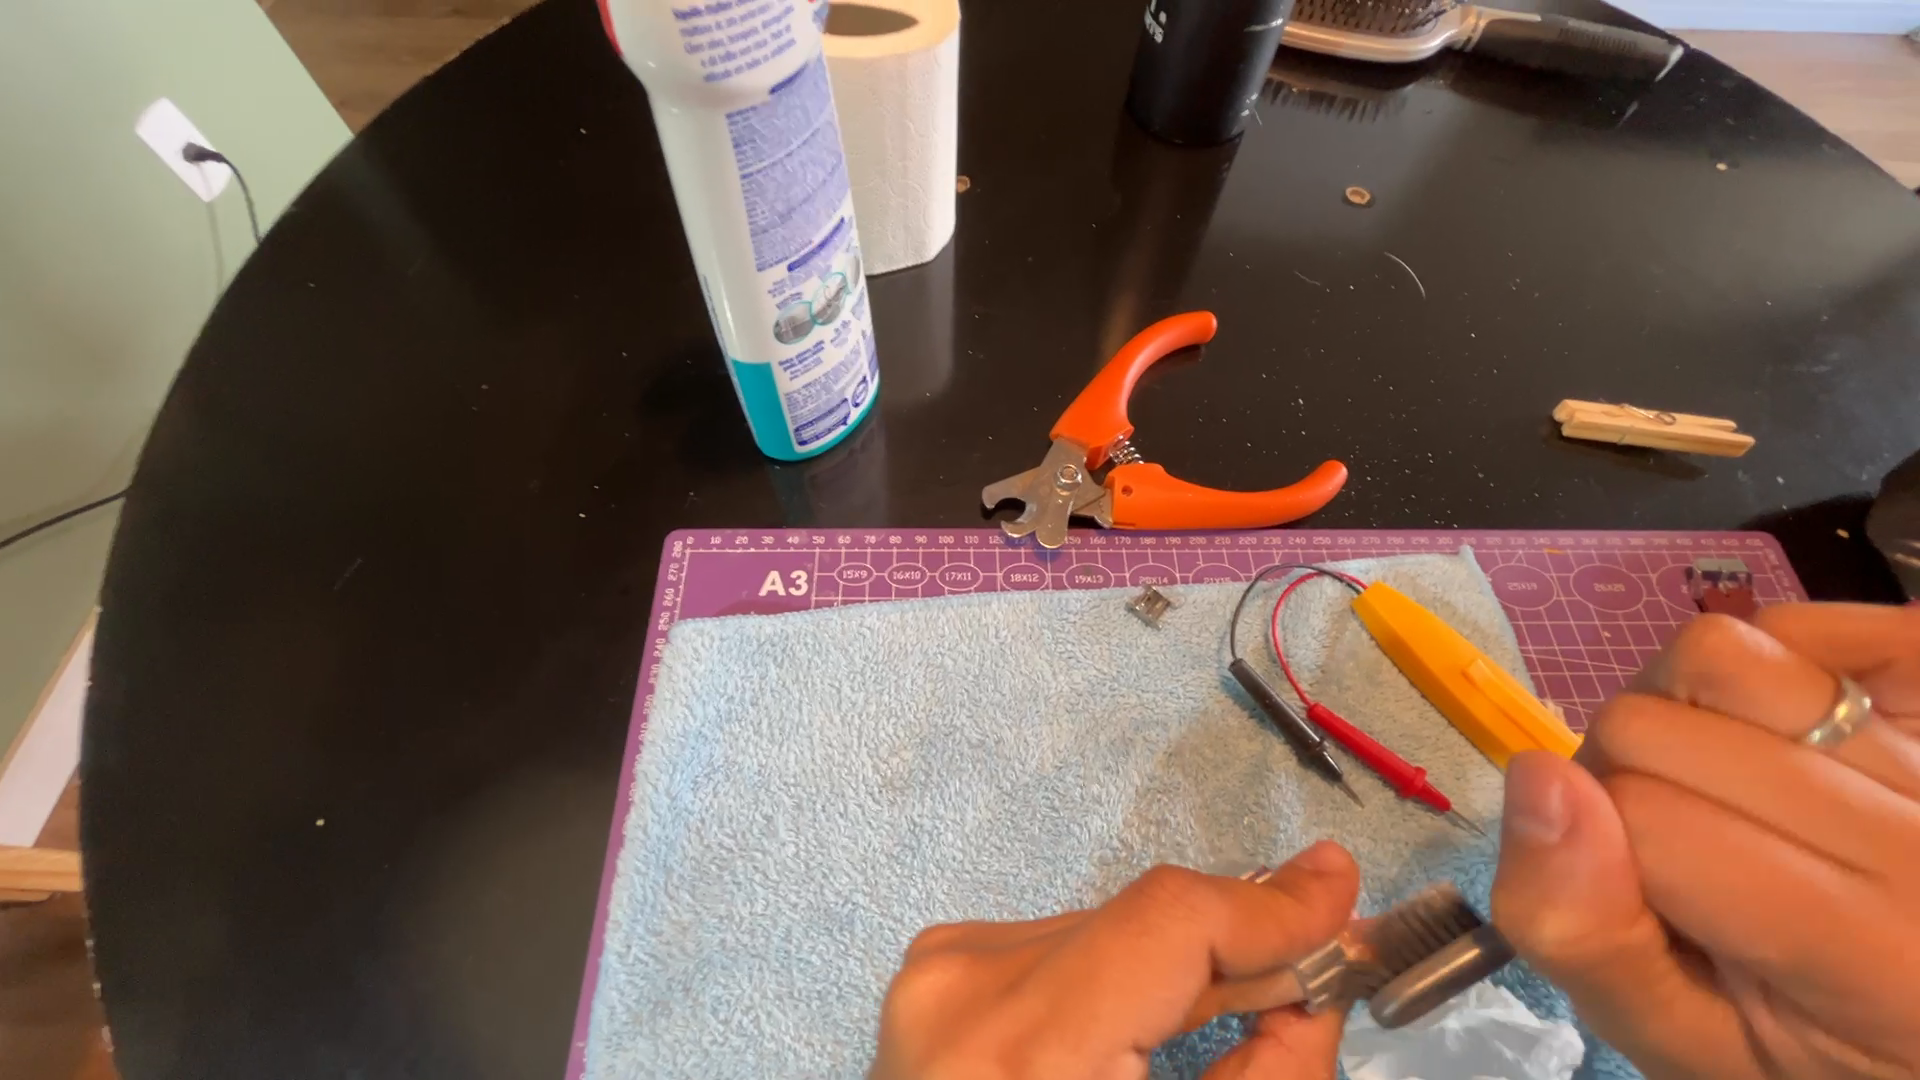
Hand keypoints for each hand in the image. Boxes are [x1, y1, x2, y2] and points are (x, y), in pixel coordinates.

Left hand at [870, 842, 1359, 1079]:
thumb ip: (1267, 1074)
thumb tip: (1309, 979)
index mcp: (1024, 1051)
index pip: (1165, 918)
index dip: (1264, 904)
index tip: (1338, 887)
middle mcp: (968, 980)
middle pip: (1137, 921)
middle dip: (1231, 948)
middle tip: (1308, 968)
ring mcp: (938, 966)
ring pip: (1099, 929)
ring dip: (1165, 966)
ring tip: (1206, 1011)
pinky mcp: (931, 964)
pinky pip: (1054, 946)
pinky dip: (1107, 973)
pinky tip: (1122, 1022)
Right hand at [1491, 603, 1919, 1079]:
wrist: (1909, 1012)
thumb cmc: (1788, 1048)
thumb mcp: (1669, 1035)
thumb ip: (1582, 931)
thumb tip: (1541, 774)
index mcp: (1872, 955)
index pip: (1645, 815)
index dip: (1599, 849)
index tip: (1636, 896)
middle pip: (1659, 726)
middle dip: (1620, 778)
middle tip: (1661, 843)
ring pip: (1720, 651)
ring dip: (1670, 707)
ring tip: (1705, 774)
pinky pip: (1806, 620)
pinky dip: (1759, 657)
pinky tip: (1768, 732)